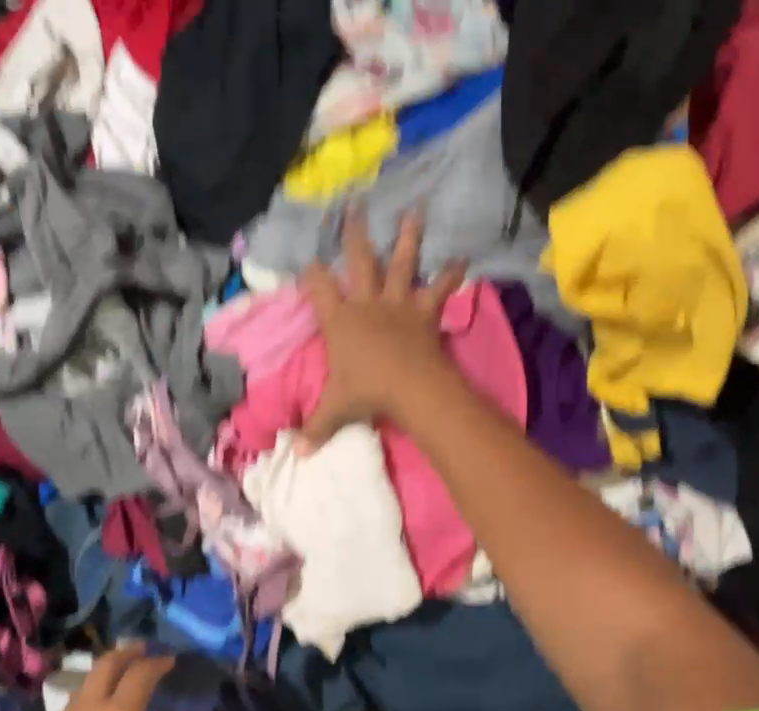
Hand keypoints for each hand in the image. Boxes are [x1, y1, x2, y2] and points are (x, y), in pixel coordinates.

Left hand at [17, 646, 214, 710]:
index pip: (140, 675)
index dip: (157, 663)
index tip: (170, 661)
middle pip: (105, 666)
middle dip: (126, 654)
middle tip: (142, 649)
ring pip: (84, 686)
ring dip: (104, 674)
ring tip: (120, 678)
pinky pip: (70, 708)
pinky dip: (88, 698)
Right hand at [299, 210, 466, 452]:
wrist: (410, 387)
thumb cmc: (368, 392)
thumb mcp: (336, 410)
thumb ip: (316, 427)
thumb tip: (298, 454)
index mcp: (339, 321)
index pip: (319, 289)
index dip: (313, 273)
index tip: (309, 260)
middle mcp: (366, 304)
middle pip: (359, 261)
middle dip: (355, 235)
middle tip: (355, 208)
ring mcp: (397, 303)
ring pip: (401, 263)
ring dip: (407, 237)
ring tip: (414, 210)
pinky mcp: (424, 311)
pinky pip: (439, 289)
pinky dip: (450, 275)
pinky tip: (461, 258)